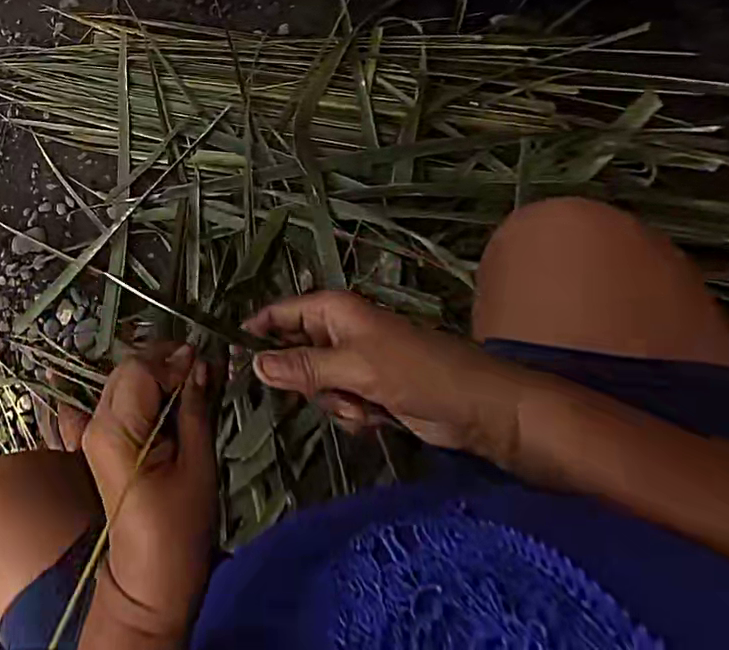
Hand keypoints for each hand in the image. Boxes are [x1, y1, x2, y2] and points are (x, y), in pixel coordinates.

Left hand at [80, 344, 216, 641]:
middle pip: (125, 371)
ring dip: (154, 374)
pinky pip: (119, 400)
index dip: (171, 358)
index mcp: (114, 429)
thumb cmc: (178, 531)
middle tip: (200, 365)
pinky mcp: (99, 438)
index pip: (138, 370)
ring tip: (190, 379)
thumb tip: (200, 365)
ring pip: (122, 381)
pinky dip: (142, 390)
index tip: (203, 356)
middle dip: (163, 362)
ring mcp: (92, 429)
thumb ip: (195, 410)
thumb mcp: (199, 468)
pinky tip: (163, 387)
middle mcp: (95, 423)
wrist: (149, 576)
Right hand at [243, 291, 535, 463]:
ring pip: (313, 383)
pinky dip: (351, 413)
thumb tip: (254, 364)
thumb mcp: (357, 368)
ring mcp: (354, 361)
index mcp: (332, 310)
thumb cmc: (424, 375)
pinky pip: (337, 401)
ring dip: (333, 401)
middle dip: (305, 380)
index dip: (255, 336)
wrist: (492, 414)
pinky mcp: (369, 389)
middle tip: (327, 392)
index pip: (276, 316)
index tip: (237, 364)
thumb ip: (302, 367)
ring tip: (364, 407)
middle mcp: (337, 331)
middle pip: (291, 353)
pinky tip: (376, 418)